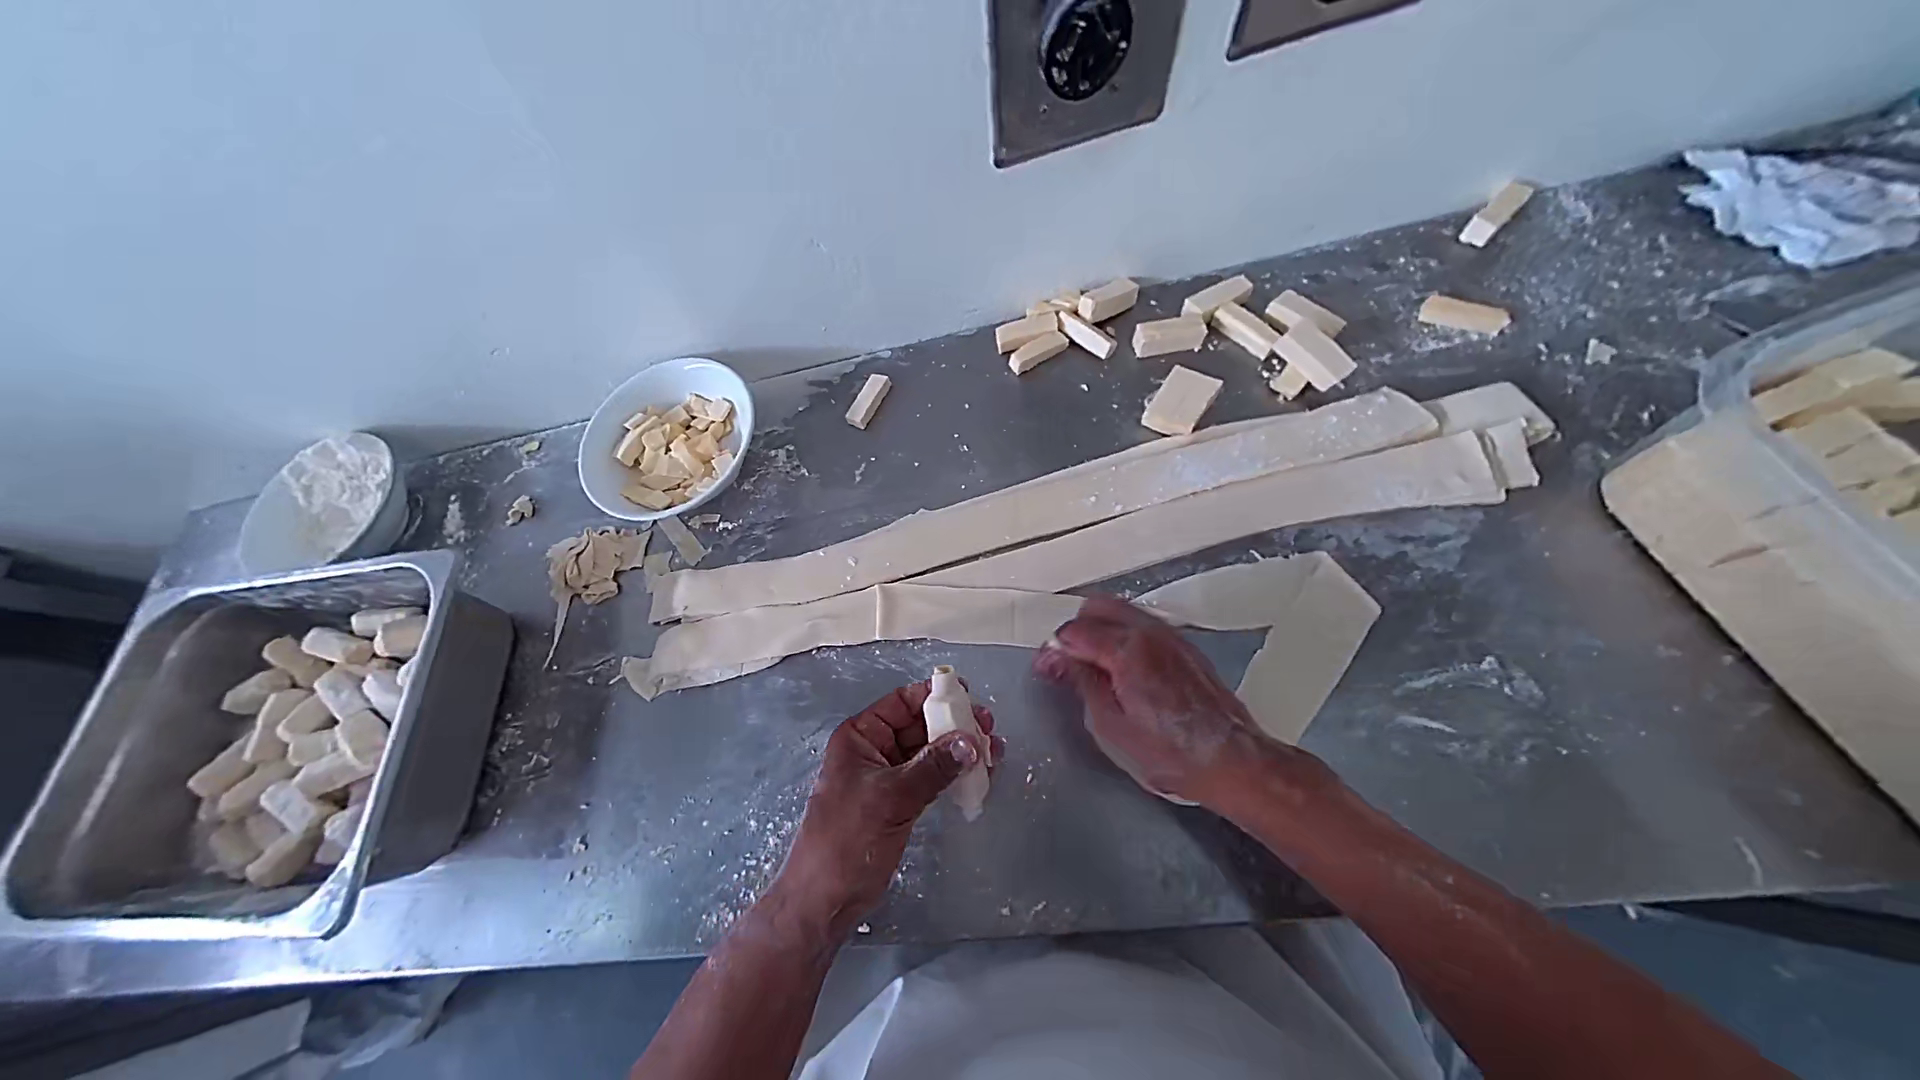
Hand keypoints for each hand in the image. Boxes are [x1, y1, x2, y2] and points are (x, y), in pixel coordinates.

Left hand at [774, 681, 996, 938]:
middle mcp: (874, 750)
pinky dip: (955, 774)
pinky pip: (933, 777)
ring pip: (931, 751)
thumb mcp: (890, 798)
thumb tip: (971, 742)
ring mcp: (889, 777)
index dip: (933, 695)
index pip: (901, 703)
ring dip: (961, 750)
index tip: (968, 695)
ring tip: (995, 750)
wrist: (825, 901)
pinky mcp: (901, 801)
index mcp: (860, 737)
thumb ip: (932, 768)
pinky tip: (980, 774)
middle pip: (921, 725)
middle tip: (989, 728)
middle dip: (955, 724)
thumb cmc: (846, 841)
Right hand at [1036, 594, 1320, 805]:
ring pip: (1120, 612)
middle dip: (1074, 631)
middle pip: (1096, 608)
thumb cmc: (1172, 754)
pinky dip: (1122, 635)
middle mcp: (1150, 633)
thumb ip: (1082, 683)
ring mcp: (1170, 636)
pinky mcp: (1183, 646)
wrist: (1232, 761)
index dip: (1053, 650)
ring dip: (1098, 630)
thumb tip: (1062, 660)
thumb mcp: (1110, 726)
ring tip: (1091, 665)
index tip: (1047, 669)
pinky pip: (1142, 624)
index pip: (1074, 632)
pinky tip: (1120, 666)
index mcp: (1127, 650)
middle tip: (1065, 663)